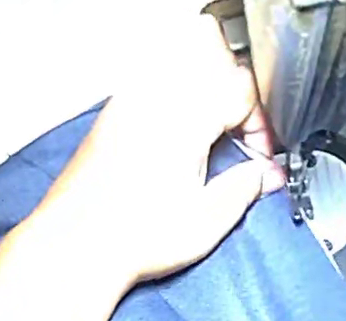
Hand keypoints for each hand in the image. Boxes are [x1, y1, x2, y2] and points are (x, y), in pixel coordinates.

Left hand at [36, 10, 282, 285]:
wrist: (79, 245)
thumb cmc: (131, 237)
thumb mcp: (207, 221)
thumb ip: (245, 189)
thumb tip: (266, 176)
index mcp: (186, 114)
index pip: (242, 87)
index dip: (261, 124)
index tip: (259, 157)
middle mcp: (156, 93)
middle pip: (212, 50)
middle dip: (234, 88)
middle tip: (238, 134)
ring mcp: (130, 97)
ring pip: (180, 54)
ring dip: (205, 86)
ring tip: (209, 135)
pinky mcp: (114, 111)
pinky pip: (154, 79)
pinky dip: (177, 97)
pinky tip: (178, 140)